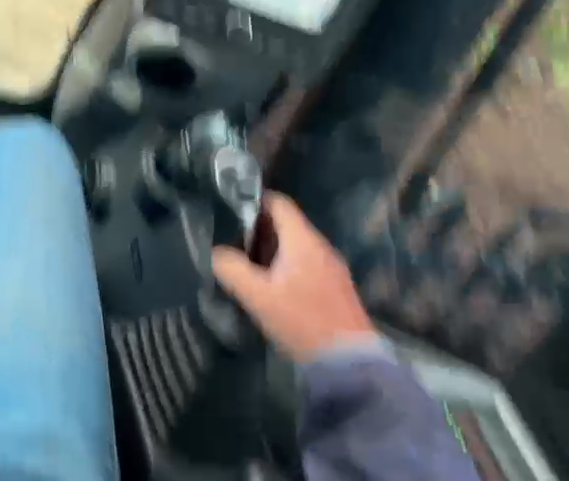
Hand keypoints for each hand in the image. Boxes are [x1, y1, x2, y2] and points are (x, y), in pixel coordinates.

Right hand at [210, 192, 376, 362]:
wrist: (351, 367)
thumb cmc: (301, 322)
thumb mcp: (256, 296)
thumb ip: (230, 267)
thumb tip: (217, 253)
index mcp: (303, 241)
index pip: (278, 203)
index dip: (253, 201)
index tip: (229, 211)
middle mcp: (322, 248)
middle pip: (286, 224)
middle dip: (257, 228)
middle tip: (230, 240)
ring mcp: (333, 269)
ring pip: (296, 245)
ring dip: (271, 249)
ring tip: (246, 263)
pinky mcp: (337, 289)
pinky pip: (306, 263)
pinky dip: (286, 265)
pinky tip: (271, 285)